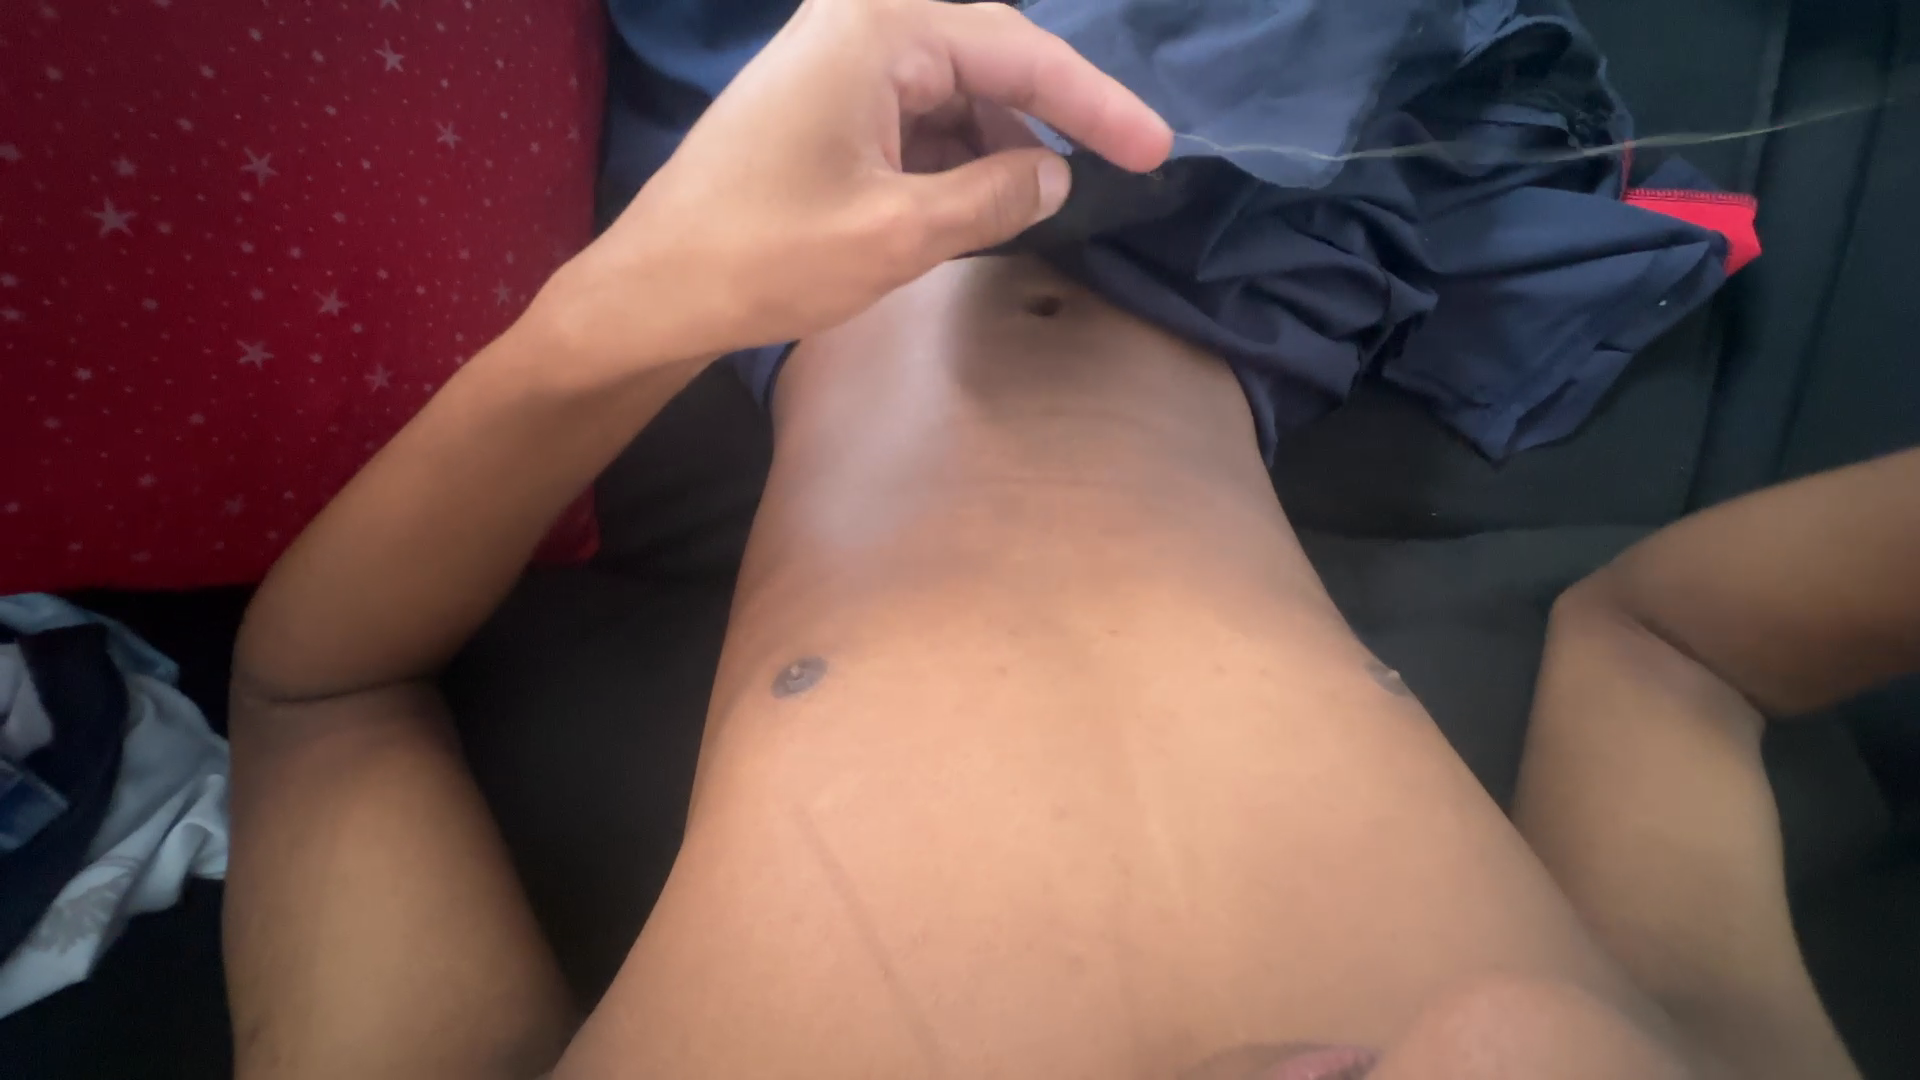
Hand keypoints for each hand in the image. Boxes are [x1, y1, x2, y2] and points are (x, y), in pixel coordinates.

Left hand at [543, 0, 1171, 366]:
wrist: (659, 290)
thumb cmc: (769, 257)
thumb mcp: (900, 233)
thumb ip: (993, 197)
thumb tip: (1056, 177)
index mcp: (879, 29)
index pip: (1018, 51)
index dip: (1095, 105)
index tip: (1155, 149)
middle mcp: (857, 26)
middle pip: (985, 65)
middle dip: (1043, 125)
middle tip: (1106, 177)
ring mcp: (833, 68)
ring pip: (948, 100)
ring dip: (993, 153)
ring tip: (1026, 210)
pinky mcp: (819, 111)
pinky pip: (910, 126)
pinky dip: (948, 165)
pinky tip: (968, 206)